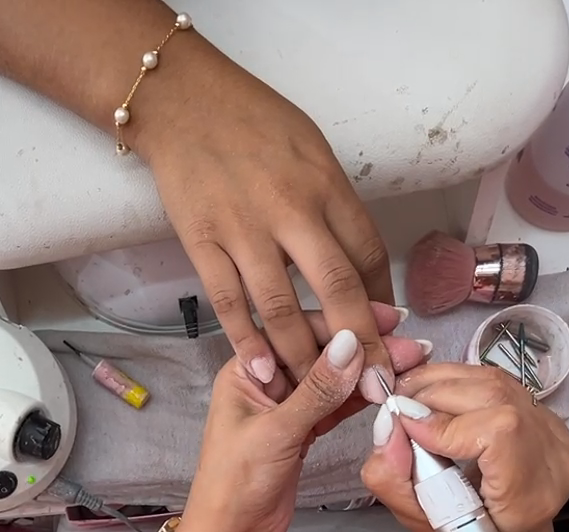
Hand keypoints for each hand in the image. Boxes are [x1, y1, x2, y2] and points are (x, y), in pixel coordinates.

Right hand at [131, 39, 393, 398]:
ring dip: (301, 357)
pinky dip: (247, 343)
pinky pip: (229, 304)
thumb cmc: (252, 122)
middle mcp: (291, 210)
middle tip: (374, 387)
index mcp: (326, 185)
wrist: (182, 102)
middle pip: (336, 288)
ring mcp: (244, 230)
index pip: (367, 255)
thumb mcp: (311, 149)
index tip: (387, 336)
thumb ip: (333, 205)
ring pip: (280, 308)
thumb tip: (355, 260)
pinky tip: (264, 372)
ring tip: (316, 392)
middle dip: (360, 345)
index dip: (380, 304)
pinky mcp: (203, 245)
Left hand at [174, 314, 428, 531]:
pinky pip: (335, 405)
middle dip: (363, 347)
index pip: (296, 330)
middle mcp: (265, 380)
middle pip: (319, 352)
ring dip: (368, 373)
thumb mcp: (276, 432)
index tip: (386, 319)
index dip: (341, 321)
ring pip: (332, 379)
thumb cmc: (236, 483)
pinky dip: (360, 399)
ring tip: (411, 365)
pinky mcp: (302, 430)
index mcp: (245, 368)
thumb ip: (316, 390)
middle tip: (411, 347)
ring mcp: (285, 406)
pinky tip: (389, 388)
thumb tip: (352, 342)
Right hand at [360, 363, 568, 531]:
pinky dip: (457, 380)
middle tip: (397, 409)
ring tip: (408, 399)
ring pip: (494, 381)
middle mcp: (553, 459)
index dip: (445, 422)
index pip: (498, 431)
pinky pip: (499, 381)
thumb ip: (391, 478)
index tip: (405, 426)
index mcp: (527, 497)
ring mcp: (555, 432)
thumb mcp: (415, 521)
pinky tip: (432, 395)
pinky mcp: (547, 415)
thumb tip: (388, 424)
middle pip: (494, 395)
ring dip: (441, 381)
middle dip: (433, 394)